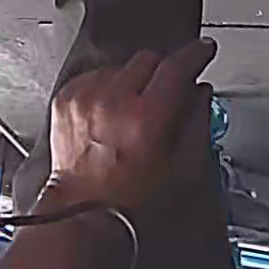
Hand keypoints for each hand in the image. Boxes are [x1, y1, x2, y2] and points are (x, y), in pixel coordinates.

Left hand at [42, 39, 217, 214]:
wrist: (84, 218)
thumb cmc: (134, 206)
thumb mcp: (184, 172)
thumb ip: (198, 124)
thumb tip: (200, 92)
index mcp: (146, 120)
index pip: (177, 67)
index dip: (195, 54)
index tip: (203, 50)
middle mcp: (113, 102)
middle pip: (148, 59)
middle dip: (163, 72)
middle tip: (165, 97)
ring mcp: (86, 98)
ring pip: (121, 66)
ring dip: (133, 81)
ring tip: (132, 115)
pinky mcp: (66, 99)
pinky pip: (95, 75)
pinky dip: (106, 87)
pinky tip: (110, 115)